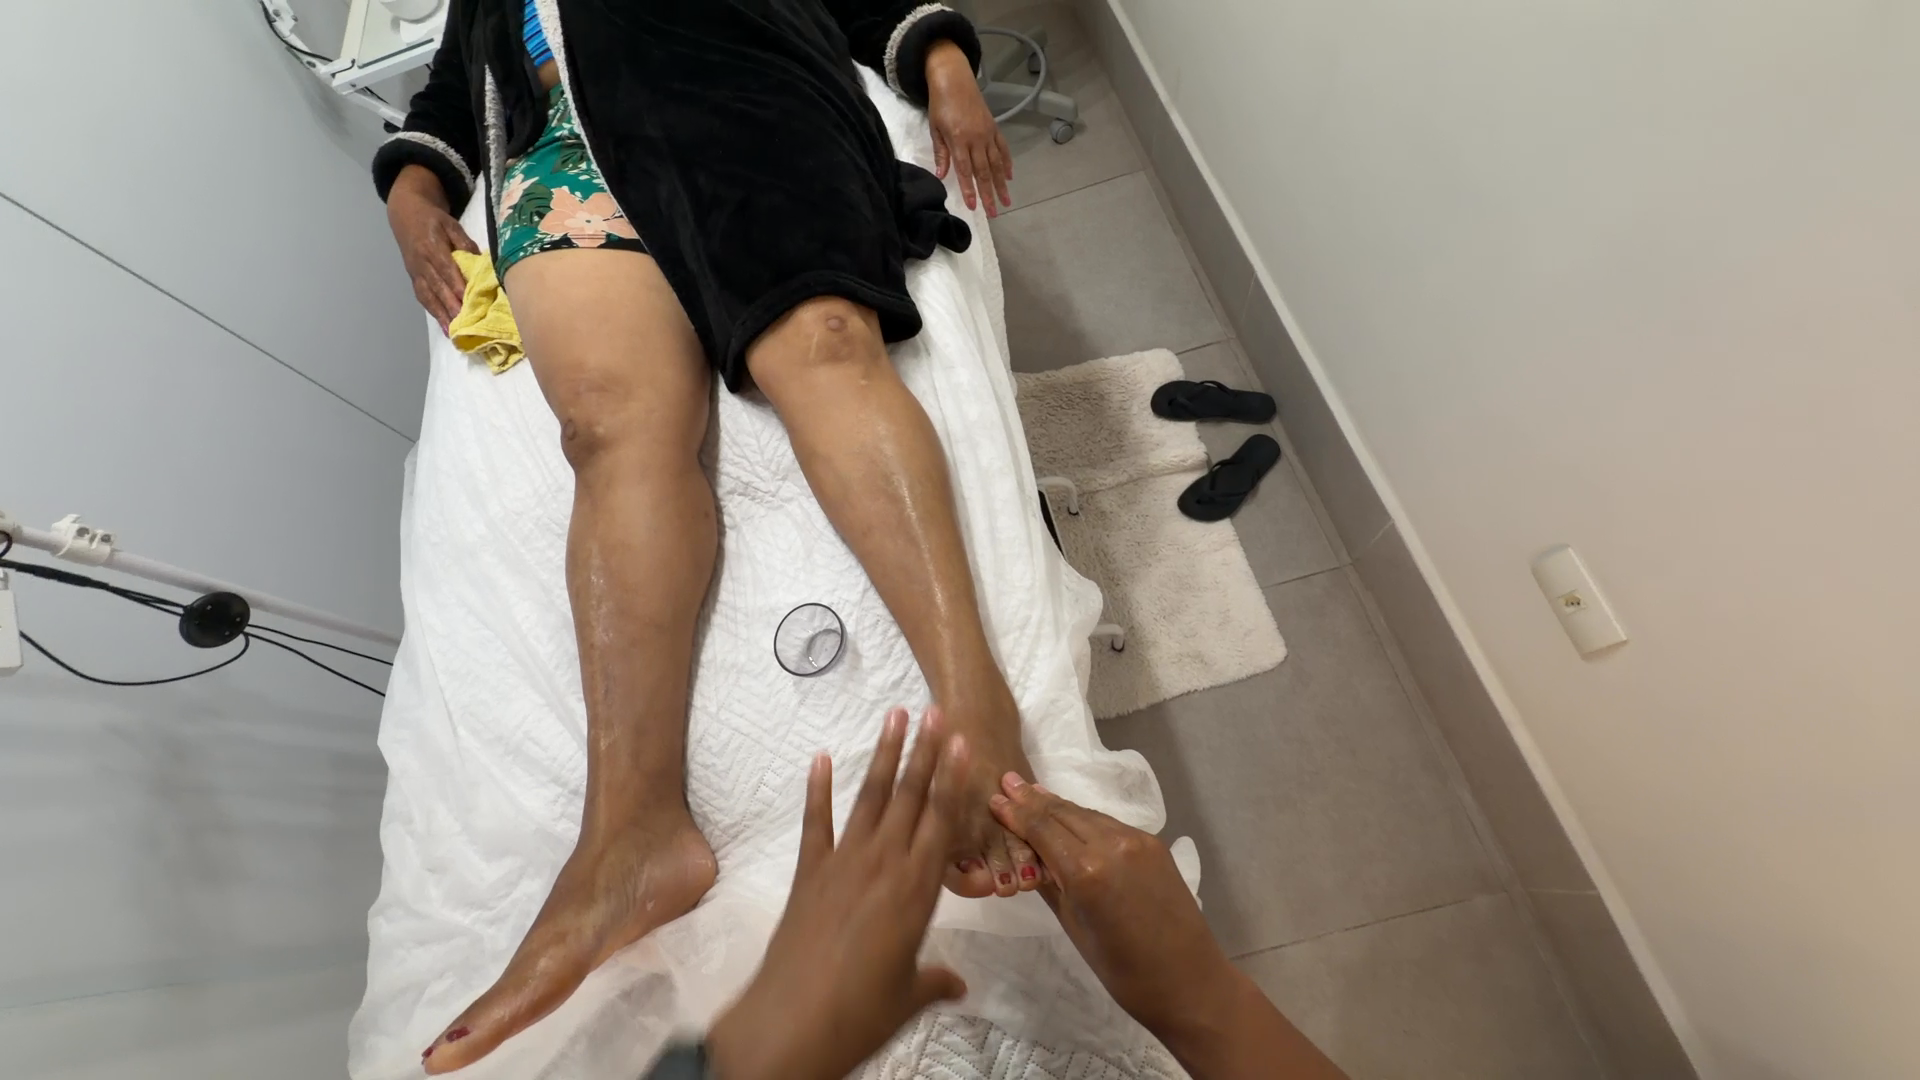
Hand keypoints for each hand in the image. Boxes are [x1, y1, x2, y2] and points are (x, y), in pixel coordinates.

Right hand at [386, 164, 479, 334]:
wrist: (405, 213)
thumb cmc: (434, 220)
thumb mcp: (451, 225)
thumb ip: (465, 243)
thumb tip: (479, 263)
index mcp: (431, 247)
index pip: (446, 270)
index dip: (457, 287)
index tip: (469, 302)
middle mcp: (421, 262)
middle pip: (437, 287)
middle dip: (451, 306)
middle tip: (465, 324)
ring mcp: (415, 272)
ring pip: (429, 296)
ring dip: (442, 315)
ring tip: (455, 333)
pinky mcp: (413, 278)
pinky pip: (423, 298)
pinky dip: (434, 313)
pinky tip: (445, 327)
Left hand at [707, 709, 971, 1079]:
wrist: (789, 1026)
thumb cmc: (860, 1014)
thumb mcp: (907, 996)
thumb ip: (936, 981)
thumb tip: (960, 985)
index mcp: (917, 889)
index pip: (942, 821)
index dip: (954, 779)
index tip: (962, 742)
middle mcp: (884, 862)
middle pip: (910, 797)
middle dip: (925, 750)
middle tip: (935, 710)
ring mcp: (843, 861)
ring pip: (870, 797)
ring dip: (884, 754)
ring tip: (895, 715)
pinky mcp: (809, 870)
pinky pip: (816, 822)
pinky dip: (818, 789)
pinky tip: (822, 757)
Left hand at [925, 41, 1012, 216]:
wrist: (954, 77)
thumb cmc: (940, 104)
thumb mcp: (935, 128)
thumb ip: (941, 153)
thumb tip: (941, 175)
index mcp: (958, 139)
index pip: (964, 170)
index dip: (969, 190)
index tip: (972, 207)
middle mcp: (976, 138)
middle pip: (983, 172)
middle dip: (988, 194)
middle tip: (993, 213)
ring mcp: (987, 133)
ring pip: (996, 164)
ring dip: (1001, 184)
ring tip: (1006, 201)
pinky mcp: (994, 128)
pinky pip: (1002, 148)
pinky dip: (1007, 163)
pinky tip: (1010, 177)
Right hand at [988, 773, 1232, 1036]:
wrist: (1190, 983)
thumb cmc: (1123, 972)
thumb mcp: (1074, 927)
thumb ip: (1050, 883)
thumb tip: (1028, 853)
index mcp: (1086, 872)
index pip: (1042, 829)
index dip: (1016, 812)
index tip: (995, 796)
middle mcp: (1111, 845)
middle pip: (1062, 813)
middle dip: (1033, 798)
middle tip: (1008, 781)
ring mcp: (1135, 840)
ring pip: (1086, 814)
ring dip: (1057, 804)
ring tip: (1031, 790)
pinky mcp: (1152, 842)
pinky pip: (1108, 824)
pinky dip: (1084, 818)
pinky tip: (1069, 814)